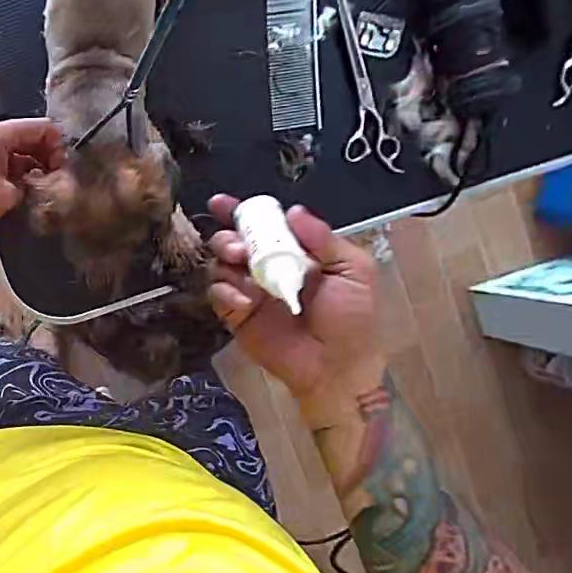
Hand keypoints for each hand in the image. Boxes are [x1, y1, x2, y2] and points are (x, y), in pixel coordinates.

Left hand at [0, 118, 61, 231]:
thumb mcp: (9, 194)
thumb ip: (31, 186)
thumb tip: (41, 187)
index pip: (40, 127)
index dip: (57, 144)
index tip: (64, 162)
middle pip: (32, 138)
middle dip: (49, 155)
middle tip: (59, 175)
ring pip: (21, 152)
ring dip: (36, 166)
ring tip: (46, 184)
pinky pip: (10, 163)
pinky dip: (22, 173)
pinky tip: (28, 189)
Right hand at [205, 194, 381, 401]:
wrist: (337, 367)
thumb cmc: (352, 318)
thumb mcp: (353, 270)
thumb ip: (324, 239)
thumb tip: (294, 211)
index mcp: (295, 252)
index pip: (264, 224)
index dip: (242, 212)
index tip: (223, 205)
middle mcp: (268, 267)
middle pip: (234, 240)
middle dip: (229, 236)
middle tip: (239, 246)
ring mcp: (250, 292)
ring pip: (220, 265)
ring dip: (224, 259)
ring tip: (240, 263)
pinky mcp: (237, 316)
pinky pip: (218, 295)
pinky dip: (225, 292)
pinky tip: (245, 299)